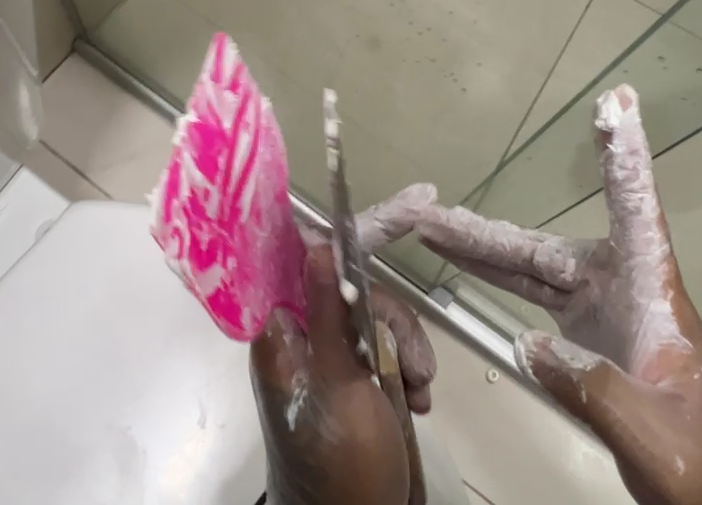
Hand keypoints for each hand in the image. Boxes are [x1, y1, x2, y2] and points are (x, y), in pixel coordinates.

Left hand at [251, 245, 424, 504]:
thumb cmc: (339, 459)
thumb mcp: (336, 380)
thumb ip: (327, 310)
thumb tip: (314, 243)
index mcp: (282, 338)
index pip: (300, 271)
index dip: (332, 257)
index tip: (367, 248)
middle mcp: (303, 344)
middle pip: (348, 295)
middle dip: (388, 323)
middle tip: (412, 364)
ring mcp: (333, 366)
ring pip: (374, 322)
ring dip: (404, 350)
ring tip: (419, 390)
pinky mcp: (359, 385)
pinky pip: (386, 353)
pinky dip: (408, 372)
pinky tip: (419, 400)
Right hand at [415, 86, 701, 504]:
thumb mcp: (654, 437)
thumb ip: (594, 388)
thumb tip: (529, 342)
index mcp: (653, 295)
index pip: (638, 210)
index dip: (624, 155)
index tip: (617, 100)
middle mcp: (622, 286)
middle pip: (549, 245)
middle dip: (490, 232)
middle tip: (434, 214)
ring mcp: (601, 308)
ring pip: (533, 265)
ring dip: (484, 249)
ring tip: (432, 229)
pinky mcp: (587, 331)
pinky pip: (533, 293)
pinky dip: (497, 277)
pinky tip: (466, 266)